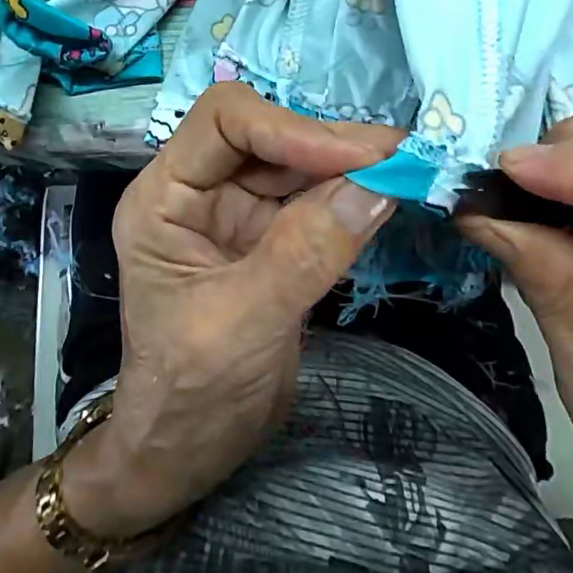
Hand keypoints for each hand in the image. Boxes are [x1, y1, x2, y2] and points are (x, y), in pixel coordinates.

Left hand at [62, 83, 402, 536]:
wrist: (189, 450)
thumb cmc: (190, 394)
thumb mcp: (242, 324)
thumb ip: (304, 253)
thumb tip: (377, 187)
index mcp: (163, 198)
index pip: (222, 123)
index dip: (289, 127)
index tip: (359, 155)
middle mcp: (197, 193)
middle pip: (265, 137)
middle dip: (330, 143)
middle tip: (405, 154)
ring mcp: (235, 215)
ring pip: (295, 166)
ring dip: (349, 165)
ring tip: (409, 169)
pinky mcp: (269, 241)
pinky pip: (314, 203)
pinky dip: (351, 197)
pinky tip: (388, 195)